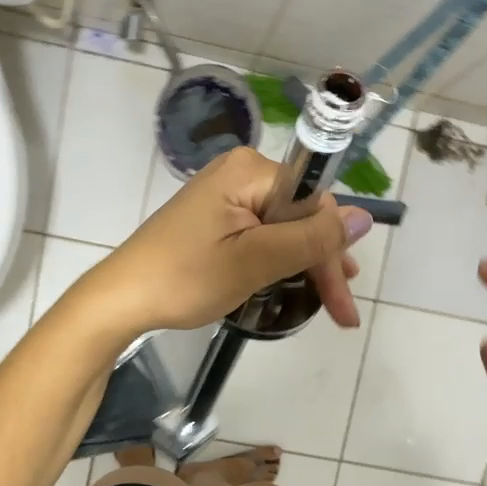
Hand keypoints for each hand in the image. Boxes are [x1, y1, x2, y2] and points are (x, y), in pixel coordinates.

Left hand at [77, 147, 372, 333]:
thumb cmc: (185, 279)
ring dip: (305, 265)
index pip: (315, 205)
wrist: (122, 298)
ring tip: (327, 302)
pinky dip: (278, 261)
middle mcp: (241, 172)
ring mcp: (225, 195)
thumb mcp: (254, 262)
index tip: (342, 302)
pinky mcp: (214, 217)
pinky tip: (293, 283)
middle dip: (322, 264)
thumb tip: (364, 217)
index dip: (332, 253)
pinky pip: (261, 233)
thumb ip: (310, 239)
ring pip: (284, 228)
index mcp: (250, 171)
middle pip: (301, 216)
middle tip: (341, 314)